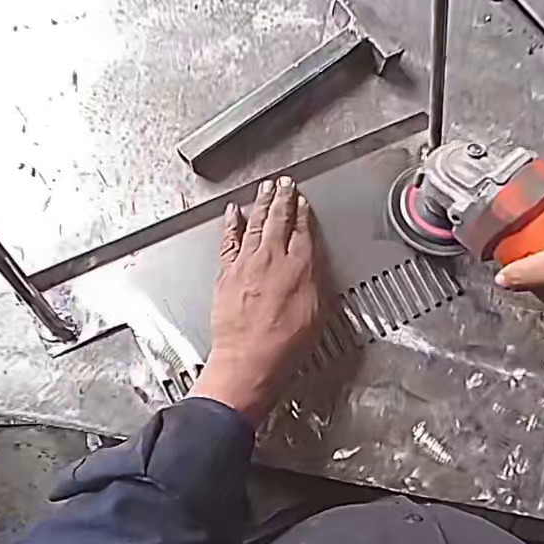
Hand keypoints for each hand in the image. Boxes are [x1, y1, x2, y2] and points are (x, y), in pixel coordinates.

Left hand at [190, 175, 323, 422]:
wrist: (249, 360)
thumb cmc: (284, 346)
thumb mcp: (316, 315)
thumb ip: (315, 283)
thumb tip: (313, 265)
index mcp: (299, 268)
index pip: (303, 231)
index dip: (304, 213)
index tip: (304, 201)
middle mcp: (272, 260)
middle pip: (279, 219)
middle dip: (283, 198)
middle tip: (285, 183)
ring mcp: (247, 264)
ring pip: (256, 223)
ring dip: (262, 203)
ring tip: (266, 189)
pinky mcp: (227, 274)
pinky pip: (229, 240)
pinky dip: (232, 223)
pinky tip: (234, 213)